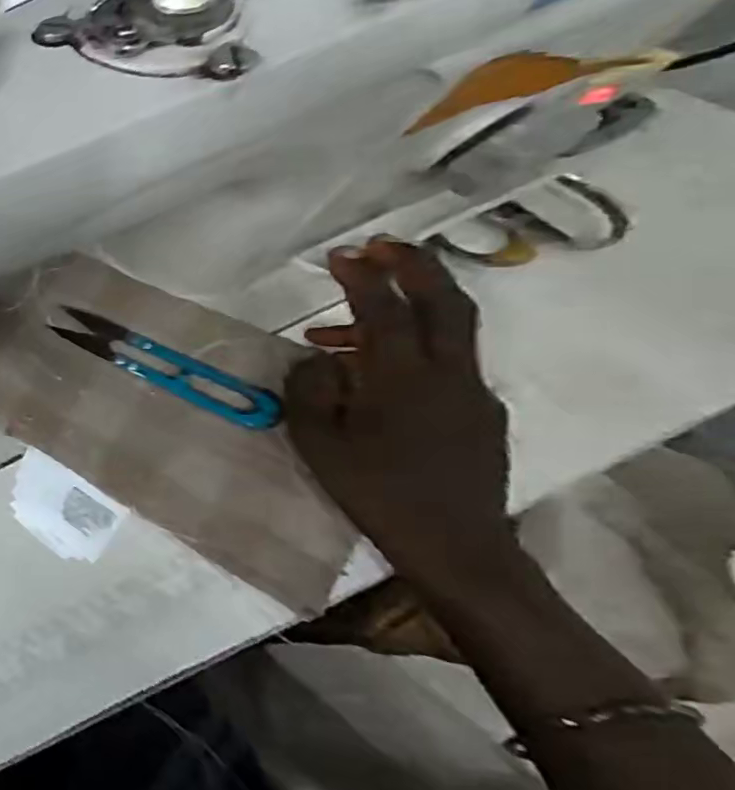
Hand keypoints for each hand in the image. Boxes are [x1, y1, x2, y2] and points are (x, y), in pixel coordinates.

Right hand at [285, 239, 512, 585]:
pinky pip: (448, 362)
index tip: (341, 253)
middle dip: (415, 266)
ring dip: (409, 308)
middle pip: (446, 303)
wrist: (453, 543)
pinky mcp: (481, 411)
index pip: (386, 312)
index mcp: (403, 380)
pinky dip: (413, 347)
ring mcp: (472, 392)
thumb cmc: (372, 490)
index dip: (363, 278)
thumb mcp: (317, 441)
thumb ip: (309, 389)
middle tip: (380, 246)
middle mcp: (449, 375)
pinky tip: (372, 373)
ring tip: (339, 327)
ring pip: (451, 330)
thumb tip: (316, 357)